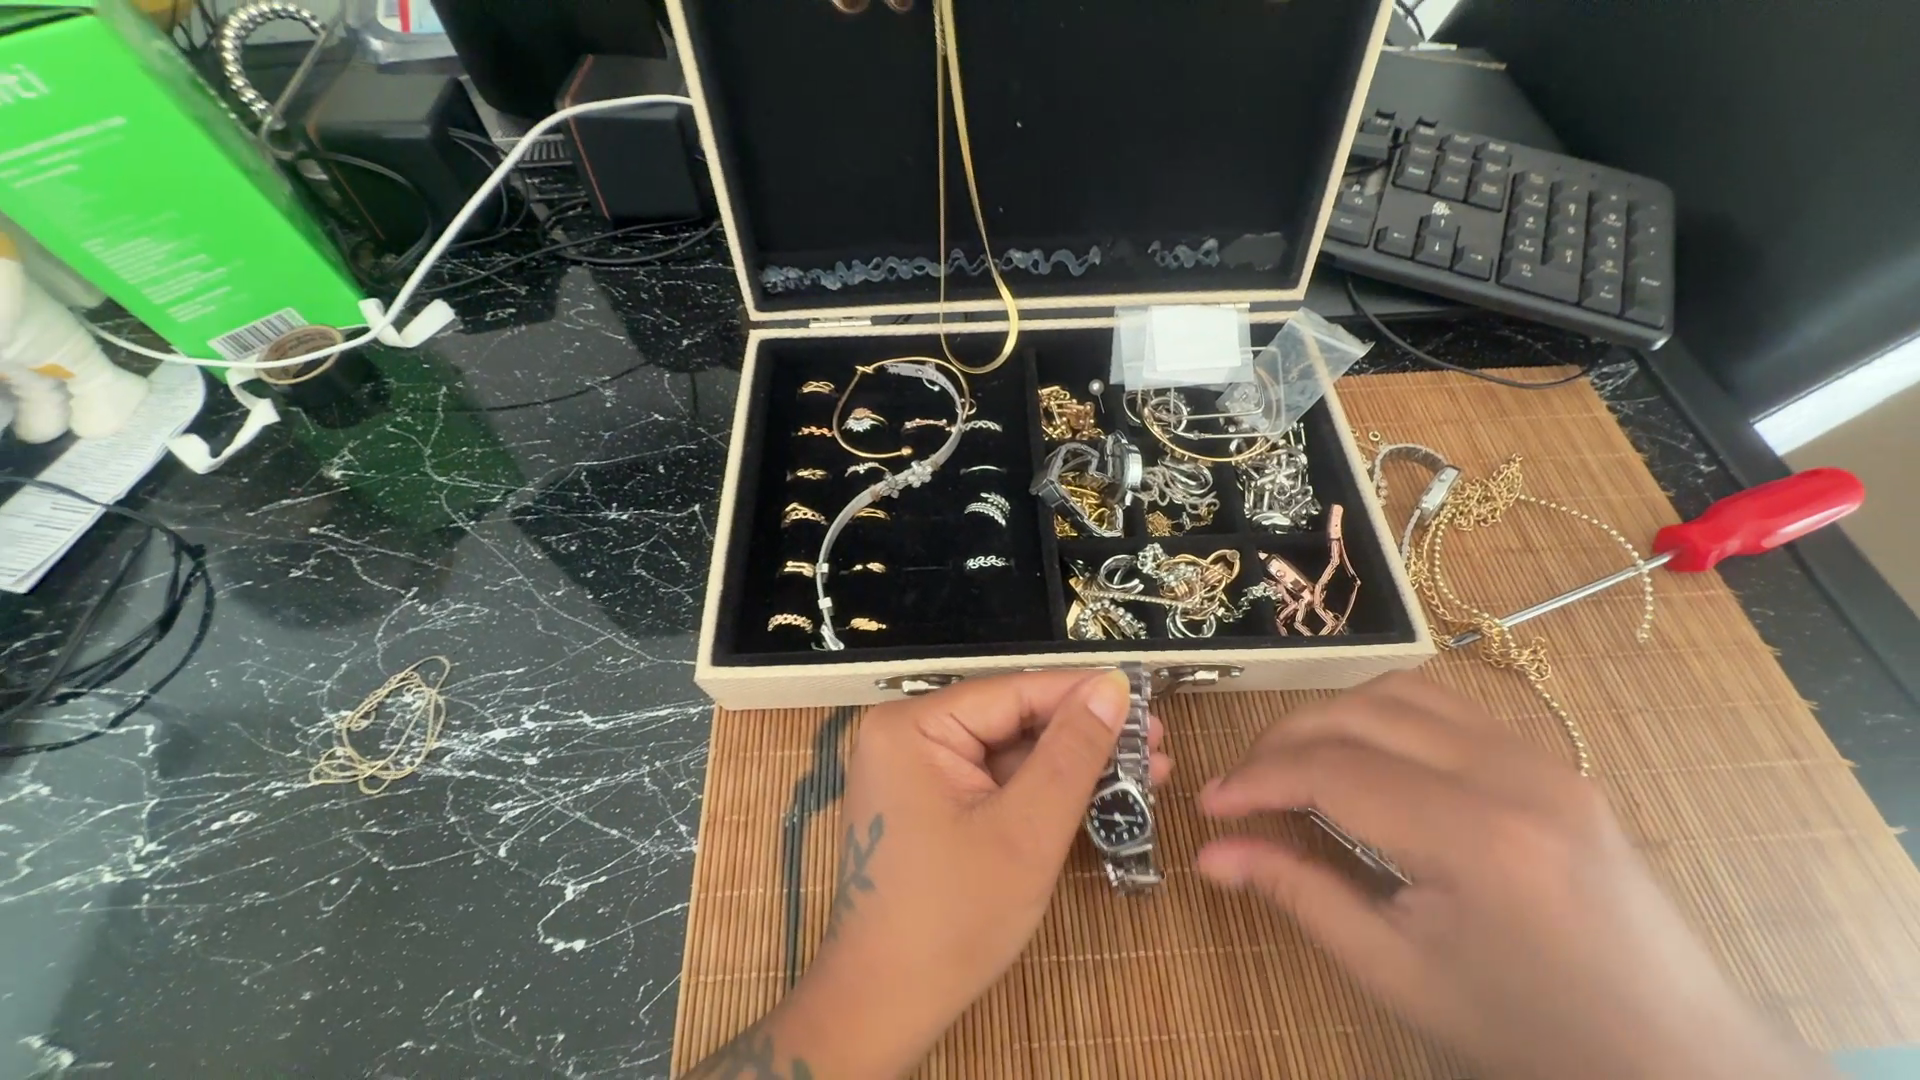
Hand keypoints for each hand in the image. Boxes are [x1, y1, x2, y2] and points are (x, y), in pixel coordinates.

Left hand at [748, 670, 1167, 1078]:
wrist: (888, 1003)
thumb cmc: (954, 918)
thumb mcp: (1026, 830)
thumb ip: (1072, 752)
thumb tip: (1112, 685)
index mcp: (911, 726)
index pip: (1012, 691)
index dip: (1082, 694)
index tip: (1145, 698)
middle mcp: (905, 734)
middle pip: (1010, 720)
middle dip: (1082, 736)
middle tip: (1154, 743)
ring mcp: (913, 769)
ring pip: (1007, 752)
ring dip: (1070, 766)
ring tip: (1142, 771)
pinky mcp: (927, 801)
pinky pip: (993, 781)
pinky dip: (1040, 791)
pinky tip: (1095, 796)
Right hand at [1195, 672, 1831, 1079]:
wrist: (1679, 1063)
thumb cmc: (1528, 1032)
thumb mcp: (1397, 973)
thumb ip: (1299, 895)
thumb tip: (1209, 857)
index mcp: (1477, 836)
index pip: (1334, 771)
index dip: (1257, 780)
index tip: (1208, 804)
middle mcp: (1514, 774)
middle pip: (1363, 714)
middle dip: (1283, 741)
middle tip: (1242, 787)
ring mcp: (1544, 759)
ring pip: (1404, 692)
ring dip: (1332, 718)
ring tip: (1294, 766)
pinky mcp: (1556, 763)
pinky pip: (1448, 708)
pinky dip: (1385, 716)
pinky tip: (1365, 758)